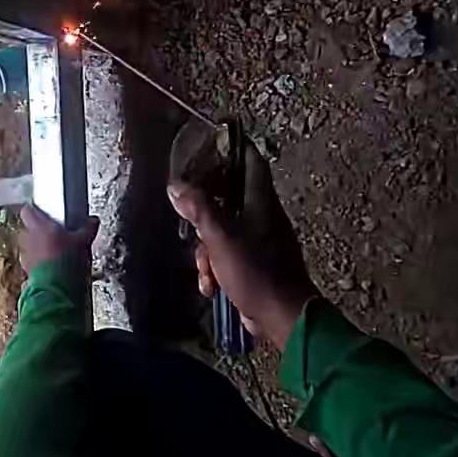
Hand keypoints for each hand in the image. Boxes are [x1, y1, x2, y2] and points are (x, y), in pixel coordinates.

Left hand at [18, 205, 98, 276]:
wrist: (57, 288)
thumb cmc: (66, 260)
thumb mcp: (82, 241)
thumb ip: (87, 229)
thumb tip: (93, 221)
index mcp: (38, 226)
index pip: (27, 211)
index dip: (34, 211)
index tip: (42, 213)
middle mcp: (28, 239)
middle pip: (27, 230)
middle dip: (38, 232)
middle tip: (53, 234)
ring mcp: (26, 256)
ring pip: (28, 247)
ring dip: (37, 248)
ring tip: (53, 252)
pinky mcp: (27, 270)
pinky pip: (31, 262)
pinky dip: (38, 263)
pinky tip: (51, 266)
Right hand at [168, 145, 317, 346]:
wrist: (282, 317)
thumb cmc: (256, 272)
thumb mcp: (221, 238)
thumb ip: (199, 209)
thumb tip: (176, 186)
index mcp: (260, 202)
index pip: (251, 161)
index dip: (233, 146)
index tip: (211, 139)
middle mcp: (261, 216)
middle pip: (226, 197)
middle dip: (203, 213)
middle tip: (189, 220)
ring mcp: (258, 241)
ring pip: (220, 230)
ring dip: (206, 251)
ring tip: (207, 271)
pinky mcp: (253, 264)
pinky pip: (225, 255)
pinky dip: (214, 269)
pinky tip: (212, 286)